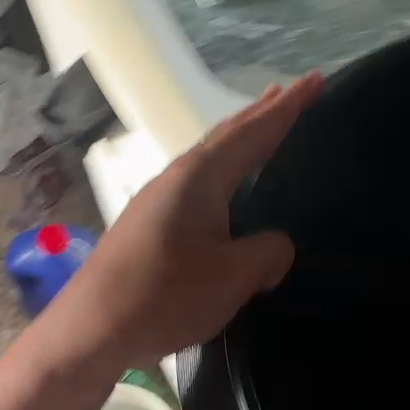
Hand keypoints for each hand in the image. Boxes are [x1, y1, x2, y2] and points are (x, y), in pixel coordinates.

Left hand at [38, 73, 323, 371]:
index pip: (254, 133)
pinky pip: (194, 191)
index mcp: (200, 178)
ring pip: (207, 164)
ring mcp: (155, 203)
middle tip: (288, 94)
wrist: (92, 329)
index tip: (317, 80)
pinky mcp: (146, 230)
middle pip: (225, 138)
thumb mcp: (233, 277)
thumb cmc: (166, 296)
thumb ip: (267, 254)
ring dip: (237, 146)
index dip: (288, 108)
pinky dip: (220, 179)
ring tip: (260, 135)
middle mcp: (175, 180)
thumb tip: (275, 249)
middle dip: (259, 116)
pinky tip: (222, 196)